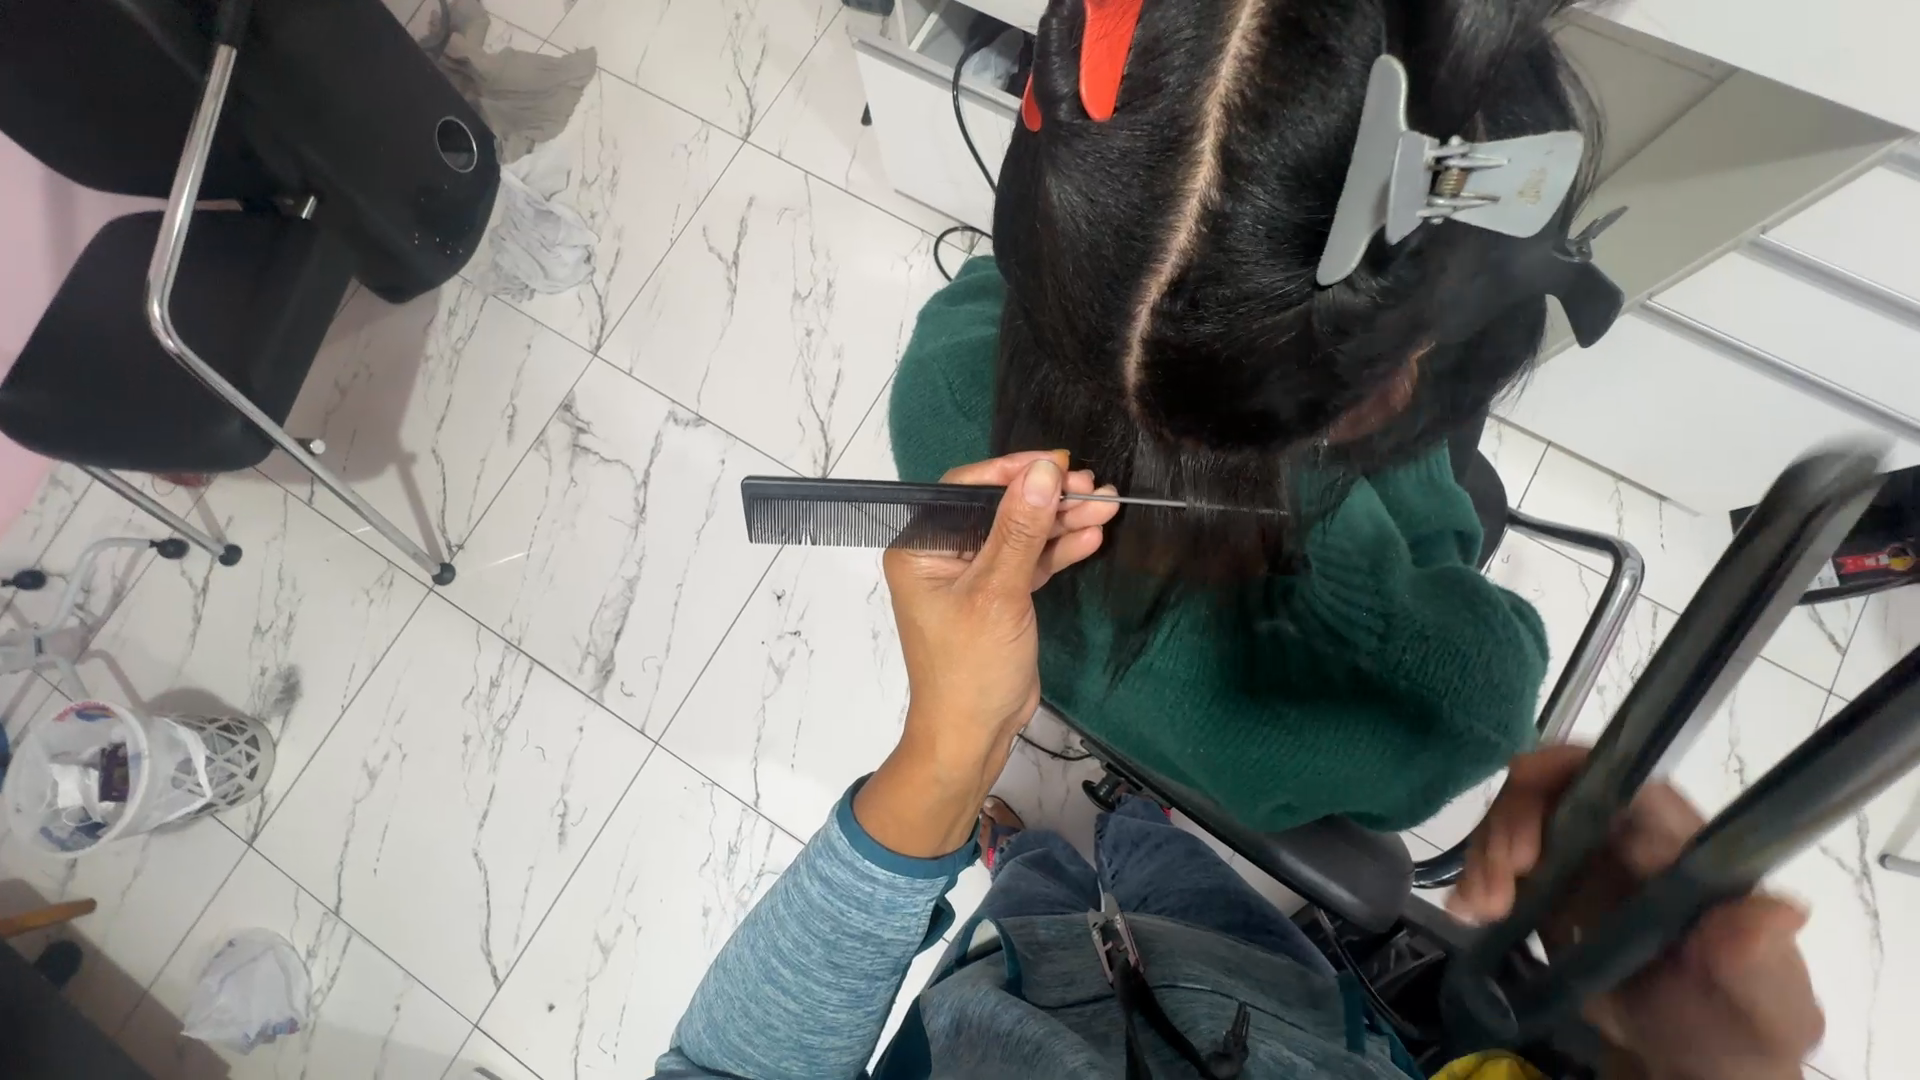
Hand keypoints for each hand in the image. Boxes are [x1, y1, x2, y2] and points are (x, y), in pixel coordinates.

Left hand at [853, 451, 1117, 856]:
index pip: (965, 490)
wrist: (975, 735)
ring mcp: (975, 575)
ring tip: (1106, 505)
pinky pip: (1031, 561)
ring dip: (1061, 522)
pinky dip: (1059, 550)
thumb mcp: (997, 593)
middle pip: (1000, 510)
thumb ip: (1020, 530)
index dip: (1012, 472)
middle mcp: (944, 554)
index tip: (1057, 463)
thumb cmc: (971, 666)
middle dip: (1046, 498)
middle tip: (1093, 487)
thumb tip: (1044, 470)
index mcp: (922, 547)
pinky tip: (1091, 536)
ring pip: (1021, 534)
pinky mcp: (1001, 596)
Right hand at [1450, 746, 1822, 1079]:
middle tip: (1501, 874)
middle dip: (1512, 822)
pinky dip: (1471, 879)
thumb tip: (1775, 911)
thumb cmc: (1734, 1024)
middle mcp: (1622, 842)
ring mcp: (1577, 861)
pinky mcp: (1540, 885)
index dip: (1574, 767)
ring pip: (1513, 824)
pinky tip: (1468, 909)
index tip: (1524, 774)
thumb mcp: (1762, 1001)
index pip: (1628, 785)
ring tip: (1482, 907)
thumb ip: (1756, 957)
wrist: (1680, 1058)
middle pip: (1552, 795)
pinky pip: (1493, 861)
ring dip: (1486, 855)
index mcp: (1680, 852)